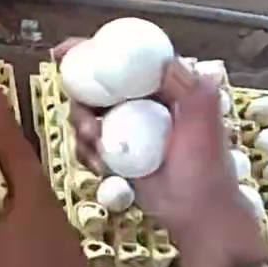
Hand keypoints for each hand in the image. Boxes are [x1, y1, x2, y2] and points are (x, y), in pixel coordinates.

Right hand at [57, 42, 267, 266]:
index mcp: (160, 84)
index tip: (62, 55)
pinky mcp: (113, 149)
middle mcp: (138, 99)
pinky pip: (86, 140)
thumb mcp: (202, 120)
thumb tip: (164, 60)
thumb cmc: (205, 165)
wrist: (197, 214)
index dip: (89, 51)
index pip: (122, 58)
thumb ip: (188, 87)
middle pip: (94, 84)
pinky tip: (99, 164)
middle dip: (80, 100)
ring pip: (85, 112)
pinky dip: (86, 150)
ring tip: (95, 146)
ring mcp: (124, 124)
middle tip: (86, 124)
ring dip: (82, 127)